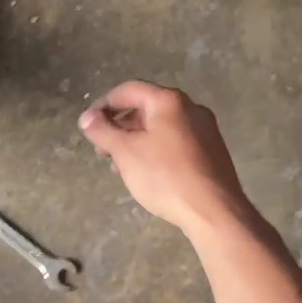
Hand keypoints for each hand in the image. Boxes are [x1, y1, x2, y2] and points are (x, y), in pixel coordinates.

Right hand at [78, 81, 251, 234]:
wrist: (215, 212)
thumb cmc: (165, 176)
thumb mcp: (125, 152)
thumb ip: (102, 131)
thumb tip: (86, 118)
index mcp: (169, 100)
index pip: (128, 90)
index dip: (103, 105)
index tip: (88, 125)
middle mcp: (190, 108)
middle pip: (146, 107)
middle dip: (120, 125)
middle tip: (102, 148)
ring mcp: (205, 130)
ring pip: (161, 126)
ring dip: (136, 140)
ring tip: (121, 164)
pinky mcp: (212, 151)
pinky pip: (176, 141)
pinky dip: (156, 149)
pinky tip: (147, 172)